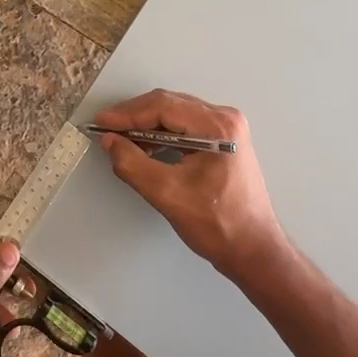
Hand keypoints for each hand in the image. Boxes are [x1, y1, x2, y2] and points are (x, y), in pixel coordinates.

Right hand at [95, 89, 289, 281]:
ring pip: (176, 113)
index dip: (128, 114)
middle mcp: (225, 118)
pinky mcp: (224, 140)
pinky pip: (186, 125)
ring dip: (148, 125)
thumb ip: (133, 164)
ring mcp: (227, 128)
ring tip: (123, 141)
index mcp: (217, 126)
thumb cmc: (217, 225)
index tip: (101, 123)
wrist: (255, 252)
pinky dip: (163, 133)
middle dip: (135, 117)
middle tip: (108, 130)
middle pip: (169, 105)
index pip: (163, 106)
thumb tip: (110, 141)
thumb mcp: (168, 195)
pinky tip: (147, 147)